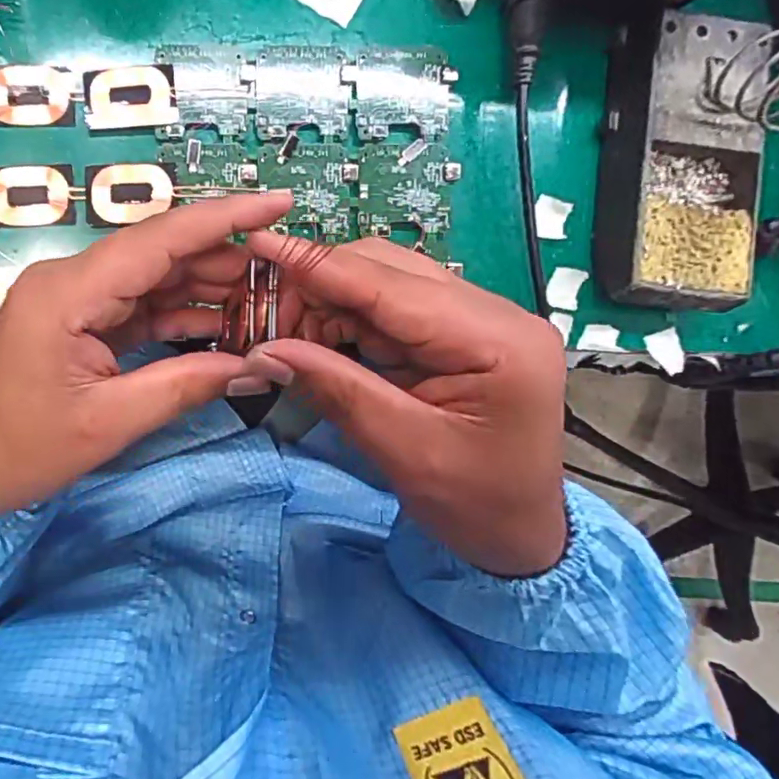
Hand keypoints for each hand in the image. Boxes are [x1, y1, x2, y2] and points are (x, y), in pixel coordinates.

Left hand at [0, 192, 296, 535]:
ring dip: (204, 287)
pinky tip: (220, 321)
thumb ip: (185, 385)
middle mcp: (67, 280)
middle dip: (223, 260)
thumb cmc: (24, 450)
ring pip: (151, 277)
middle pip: (158, 254)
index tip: (278, 199)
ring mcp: (71, 297)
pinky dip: (177, 312)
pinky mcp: (77, 318)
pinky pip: (136, 304)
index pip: (156, 240)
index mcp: (65, 292)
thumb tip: (255, 367)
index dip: (223, 217)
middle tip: (284, 274)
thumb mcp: (110, 422)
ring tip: (263, 299)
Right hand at [242, 234, 568, 574]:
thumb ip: (335, 388)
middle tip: (260, 318)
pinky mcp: (449, 332)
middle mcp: (489, 313)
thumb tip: (264, 350)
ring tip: (282, 334)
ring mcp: (471, 319)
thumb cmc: (475, 502)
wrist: (518, 534)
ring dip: (322, 301)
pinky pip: (382, 307)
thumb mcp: (402, 449)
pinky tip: (312, 340)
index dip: (318, 263)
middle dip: (315, 285)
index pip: (389, 284)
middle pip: (384, 268)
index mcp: (495, 339)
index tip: (260, 244)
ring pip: (377, 282)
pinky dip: (339, 318)